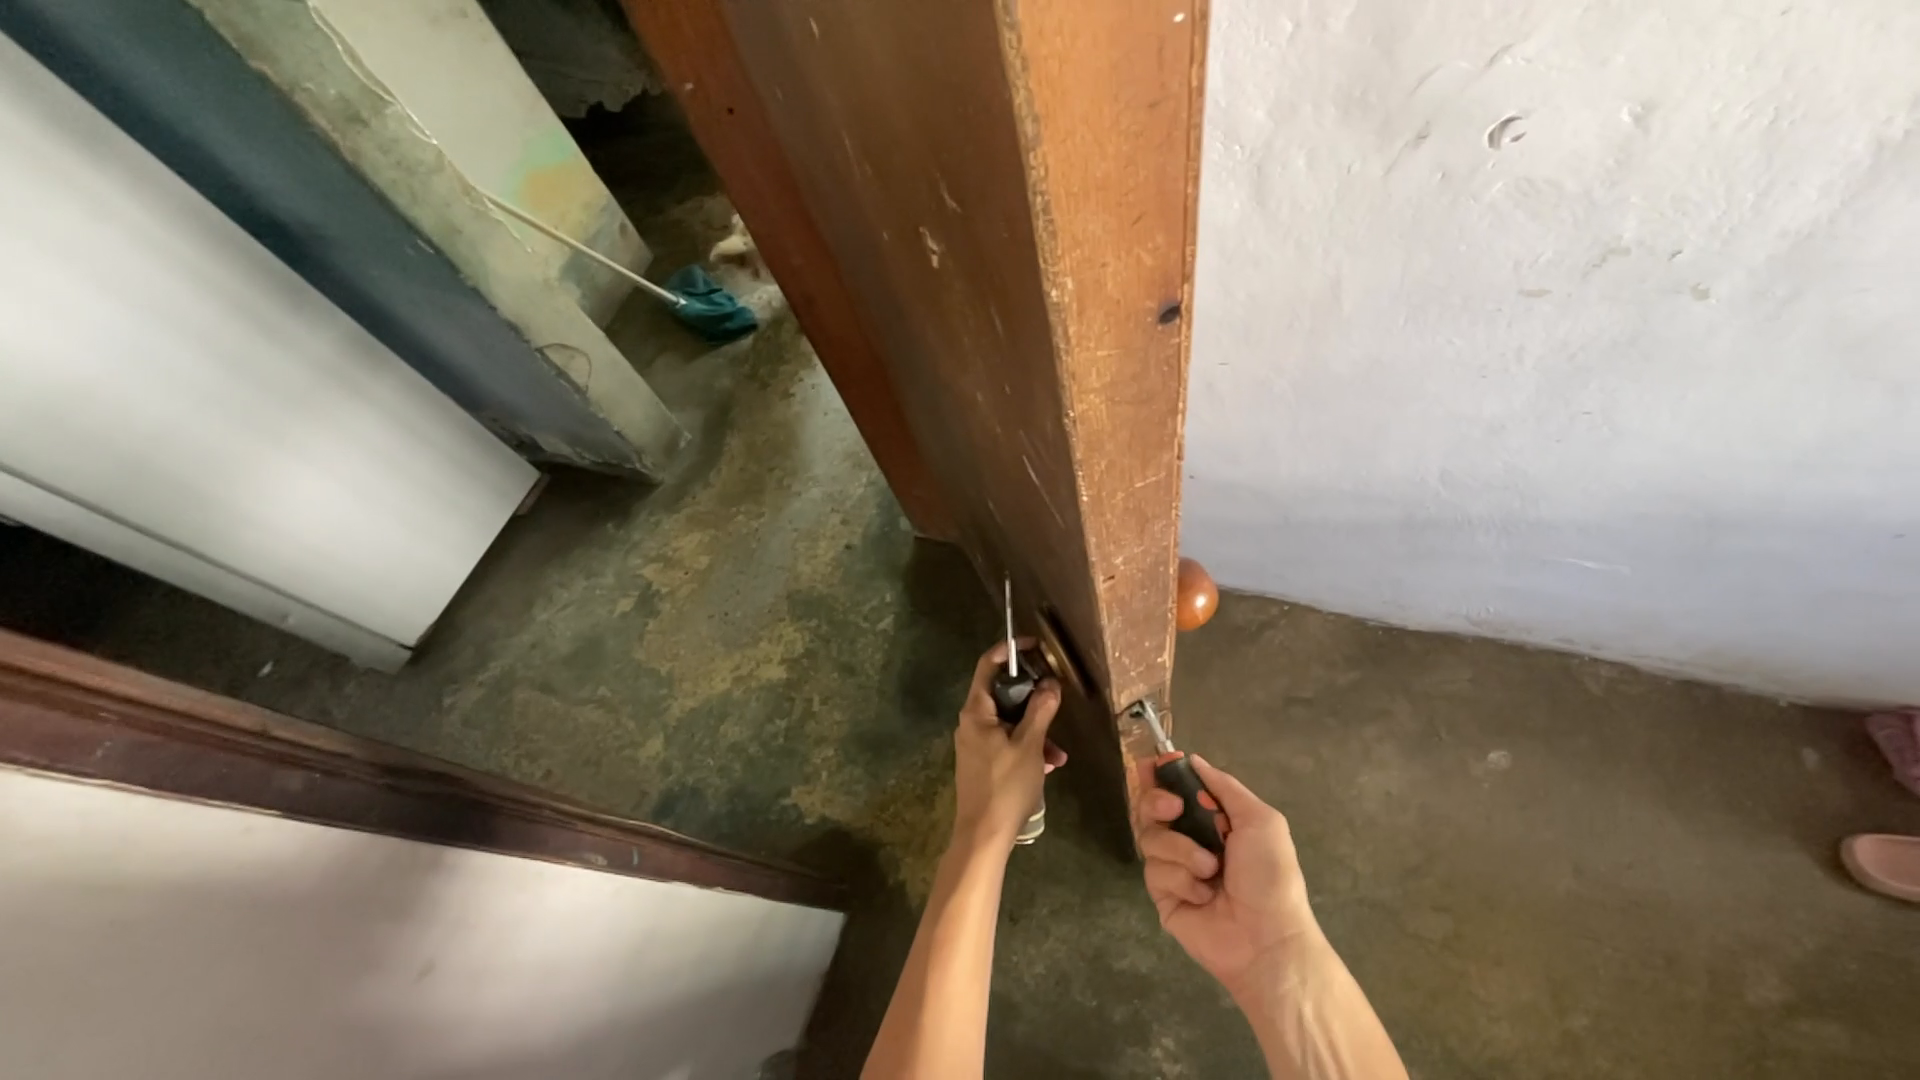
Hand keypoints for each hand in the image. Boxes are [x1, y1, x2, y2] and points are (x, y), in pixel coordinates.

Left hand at [950, 640, 1066, 851]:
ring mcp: (976, 744)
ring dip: (1036, 731)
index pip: (988, 666)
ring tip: (1058, 753)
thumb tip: (1050, 683)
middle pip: (1004, 695)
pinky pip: (1008, 743)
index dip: (1009, 651)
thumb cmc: (1005, 785)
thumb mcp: (1030, 745)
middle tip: (1057, 702)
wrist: (983, 836)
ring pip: (1010, 723)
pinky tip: (1049, 766)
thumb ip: (1041, 710)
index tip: (1034, 646)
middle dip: (1034, 700)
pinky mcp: (983, 763)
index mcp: (976, 711)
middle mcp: (971, 722)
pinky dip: (1028, 748)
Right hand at [1134, 754, 1319, 1000]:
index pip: (1176, 787)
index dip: (1160, 774)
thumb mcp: (1260, 820)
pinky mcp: (1162, 894)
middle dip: (1157, 801)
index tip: (1151, 764)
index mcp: (1214, 819)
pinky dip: (1180, 878)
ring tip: (1209, 869)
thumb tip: (1192, 760)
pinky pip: (1154, 870)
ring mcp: (1173, 866)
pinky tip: (1202, 894)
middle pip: (1151, 806)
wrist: (1266, 938)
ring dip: (1180, 848)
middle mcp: (1189, 838)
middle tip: (1174, 808)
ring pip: (1150, 837)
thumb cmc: (1270, 875)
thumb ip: (1224, 786)